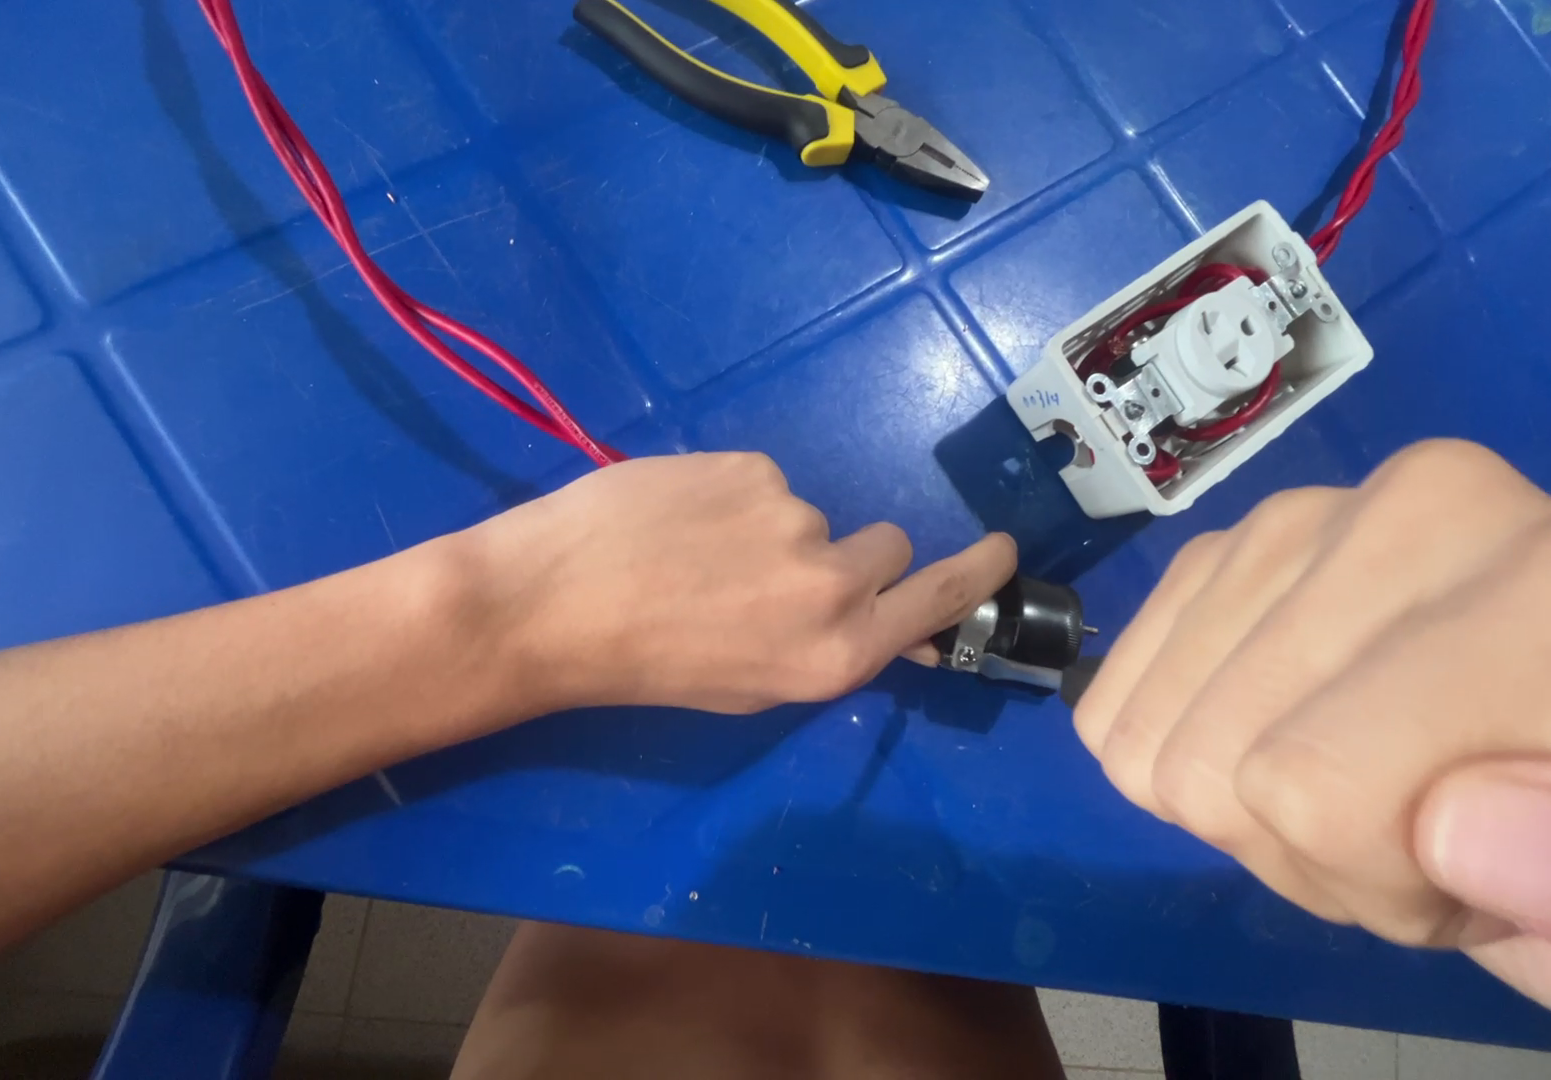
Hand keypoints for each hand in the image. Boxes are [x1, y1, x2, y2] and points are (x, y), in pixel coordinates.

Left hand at [464, 452, 1016, 714]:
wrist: (549, 605)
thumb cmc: (647, 668)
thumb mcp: (754, 685)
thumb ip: (832, 646)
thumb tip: (893, 621)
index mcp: (836, 653)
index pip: (941, 599)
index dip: (979, 572)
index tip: (1001, 551)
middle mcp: (833, 584)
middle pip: (885, 545)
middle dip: (849, 557)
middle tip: (774, 573)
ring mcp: (795, 515)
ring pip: (812, 514)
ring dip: (773, 530)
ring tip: (698, 552)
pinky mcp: (751, 467)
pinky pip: (762, 483)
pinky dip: (732, 499)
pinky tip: (678, 519)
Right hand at [1072, 440, 1550, 1076]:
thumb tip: (1463, 827)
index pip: (1334, 777)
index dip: (1394, 882)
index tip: (1505, 882)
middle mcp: (1428, 504)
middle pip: (1233, 767)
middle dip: (1327, 854)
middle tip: (1446, 851)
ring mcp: (1297, 519)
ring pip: (1158, 741)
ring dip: (1255, 814)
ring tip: (1376, 797)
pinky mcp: (1217, 552)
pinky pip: (1116, 707)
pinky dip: (1186, 767)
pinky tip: (1289, 746)